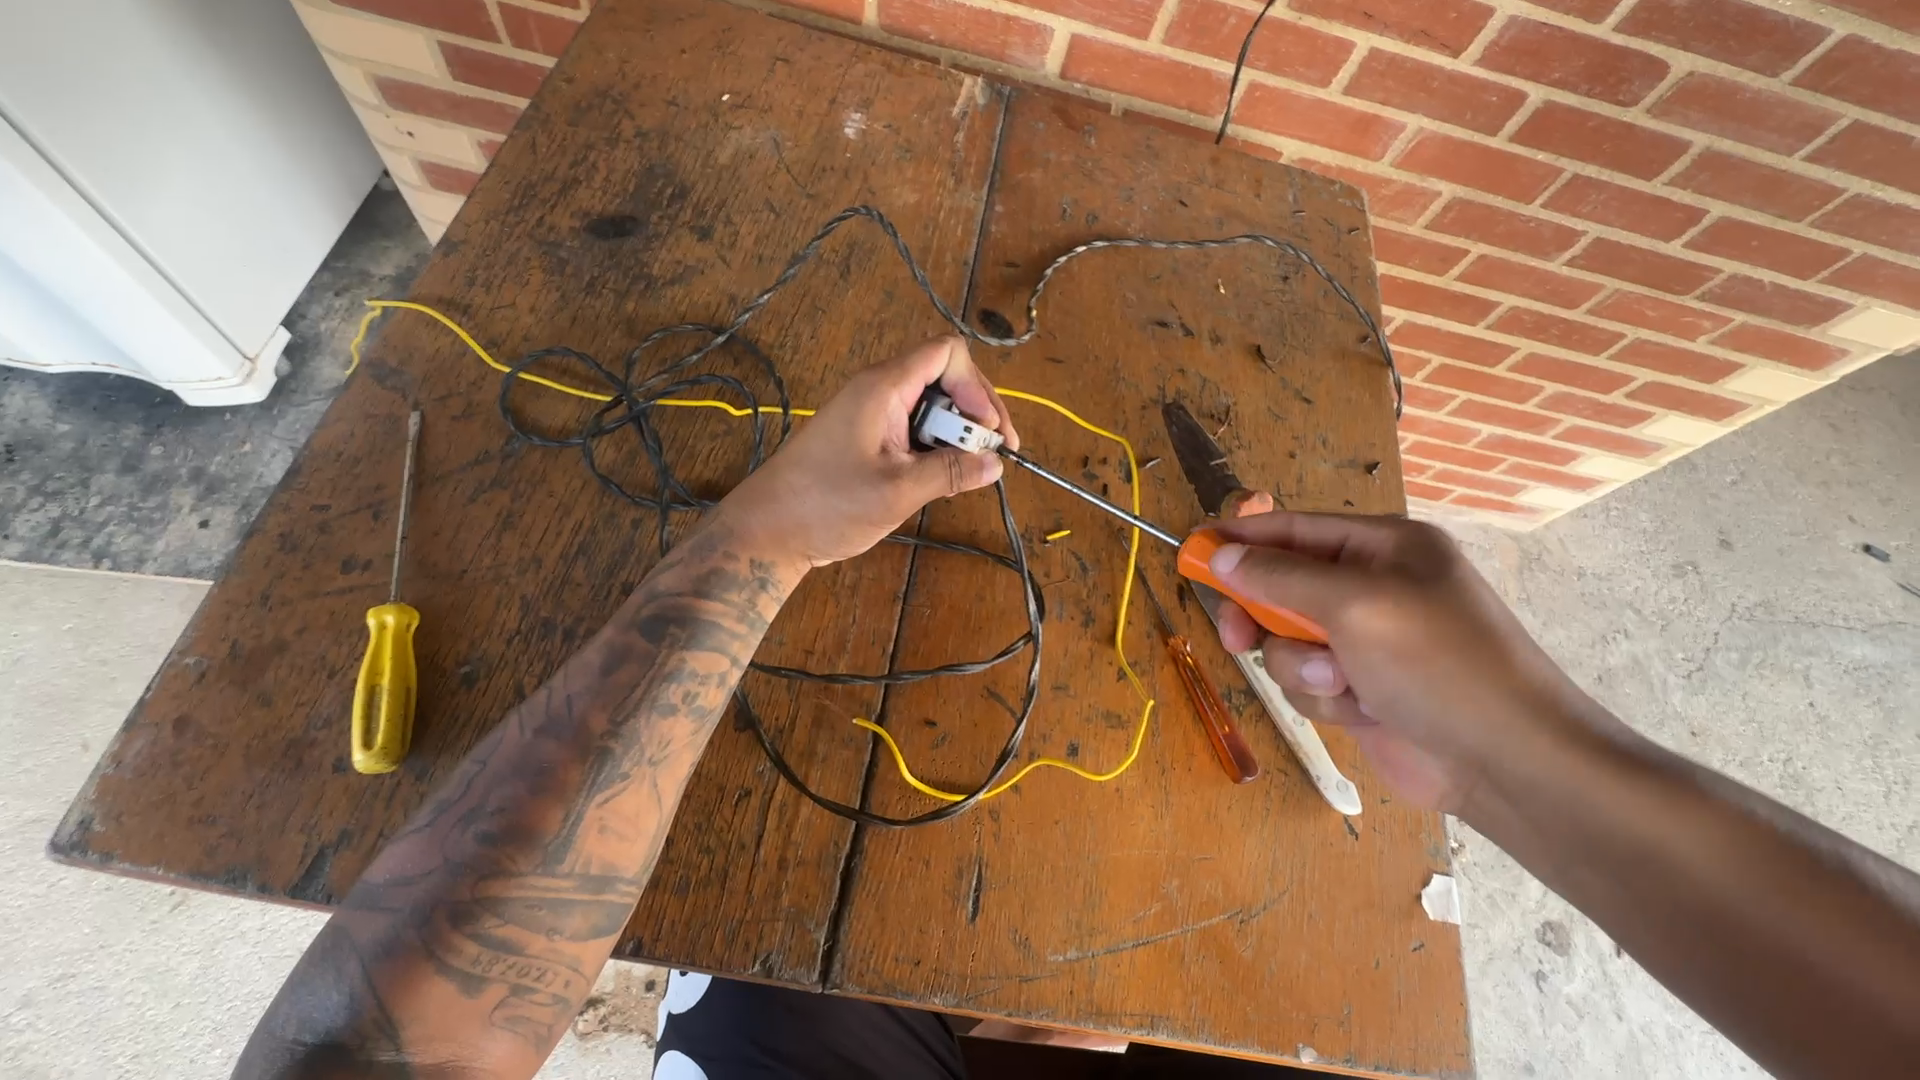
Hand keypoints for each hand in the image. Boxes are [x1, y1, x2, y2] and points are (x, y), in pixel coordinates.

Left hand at [712, 336, 1018, 569]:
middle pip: (945, 377)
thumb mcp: (898, 490)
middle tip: (995, 453)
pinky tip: (946, 476)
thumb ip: (950, 472)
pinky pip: (915, 429)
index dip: (976, 386)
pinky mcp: (869, 438)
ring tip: (972, 469)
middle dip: (976, 411)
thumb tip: (995, 463)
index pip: (947, 355)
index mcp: (884, 388)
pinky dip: (937, 447)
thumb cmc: (828, 505)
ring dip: (958, 433)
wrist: (771, 530)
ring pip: (932, 407)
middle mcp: (880, 391)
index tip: (988, 430)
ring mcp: (873, 415)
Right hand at [1205, 496, 1610, 811]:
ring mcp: (1364, 642)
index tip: (1193, 551)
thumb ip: (1279, 578)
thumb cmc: (1438, 663)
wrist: (1506, 761)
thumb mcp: (1354, 605)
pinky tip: (1360, 710)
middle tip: (1234, 636)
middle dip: (1261, 616)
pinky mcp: (1359, 688)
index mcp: (1384, 547)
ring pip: (1285, 642)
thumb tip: (1220, 554)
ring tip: (1341, 683)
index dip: (1241, 539)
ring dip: (1300, 666)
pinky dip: (1323, 697)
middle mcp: (1372, 588)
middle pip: (1279, 588)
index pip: (1294, 530)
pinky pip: (1305, 681)